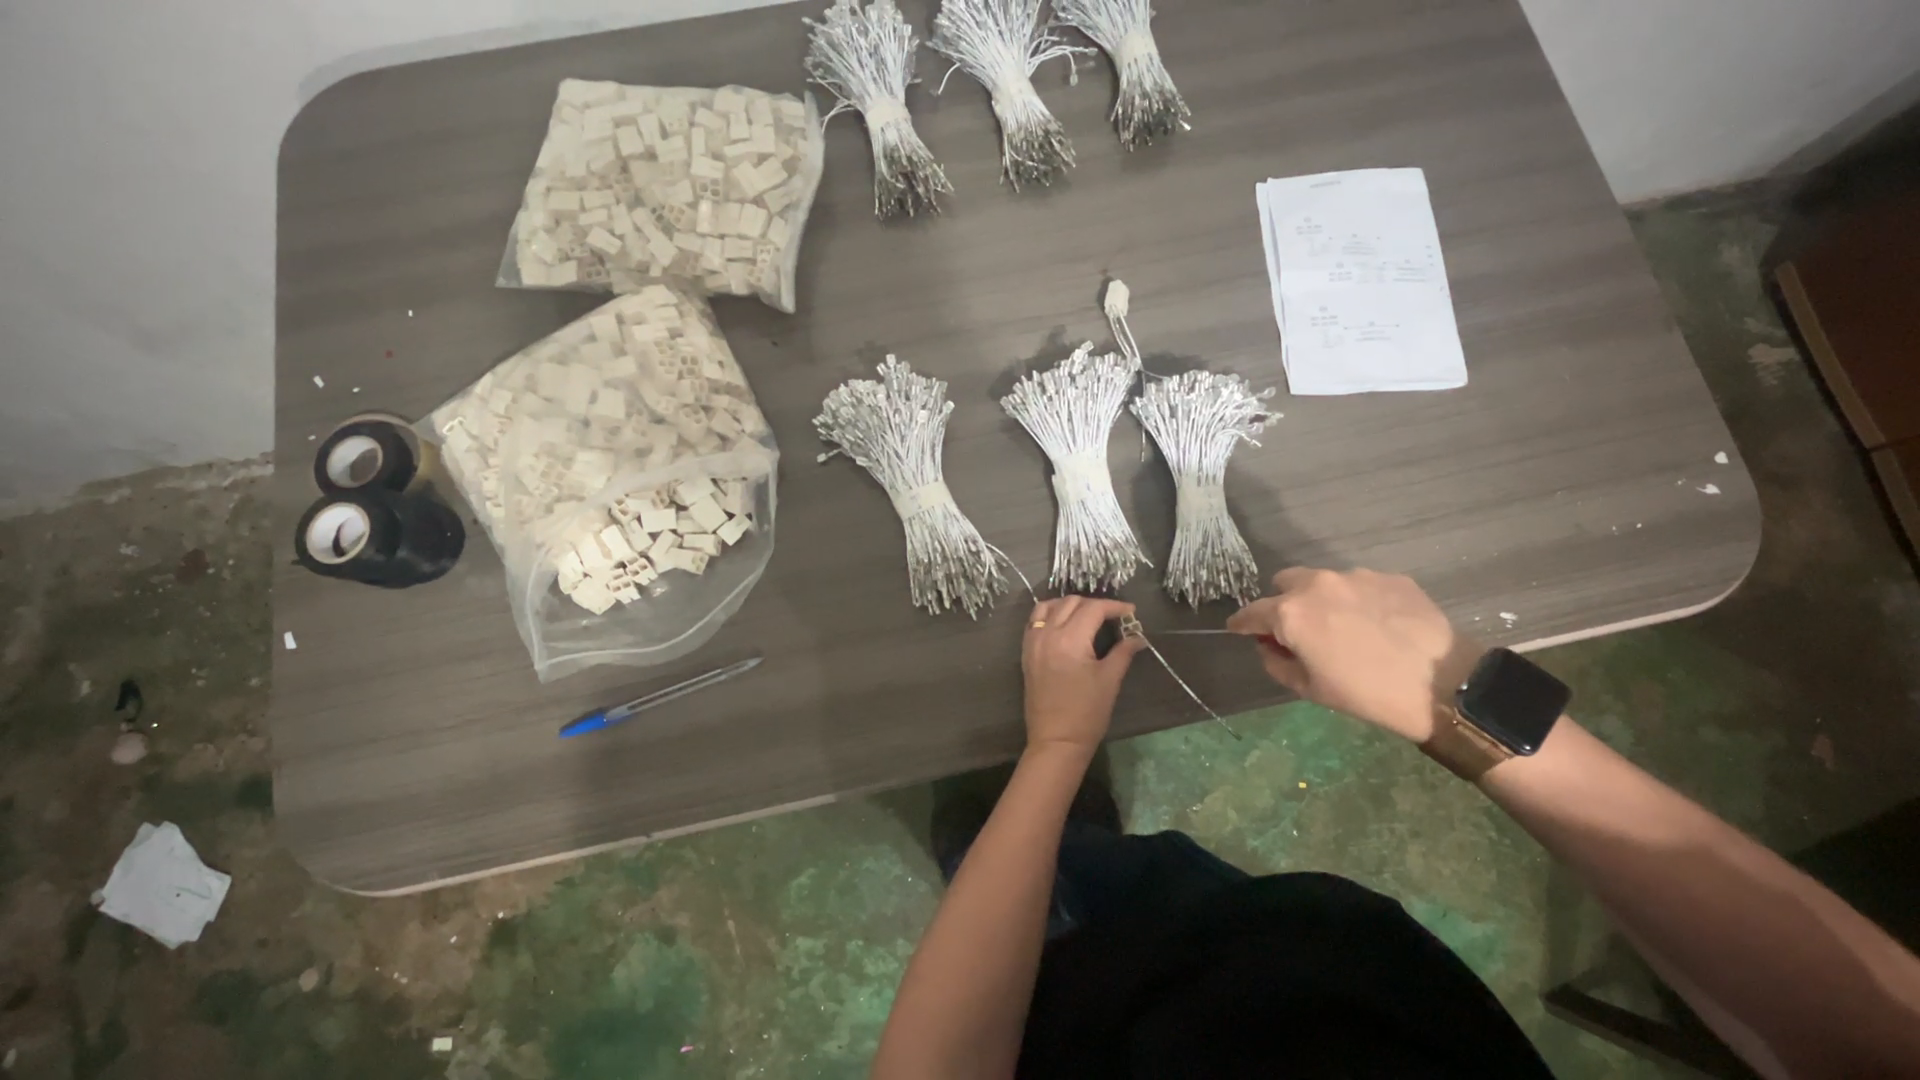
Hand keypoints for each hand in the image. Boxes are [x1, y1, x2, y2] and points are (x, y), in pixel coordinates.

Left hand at [1021, 596, 1145, 754]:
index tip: (1131, 612)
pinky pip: (1035, 621)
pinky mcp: (1027, 652)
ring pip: (1049, 607)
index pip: (1093, 609)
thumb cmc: (1087, 713)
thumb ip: (1123, 652)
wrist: (1056, 740)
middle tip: (1113, 617)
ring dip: (1070, 605)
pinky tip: (1064, 624)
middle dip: (1094, 605)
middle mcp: (1047, 634)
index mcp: (1070, 640)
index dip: (1115, 607)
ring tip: (1088, 617)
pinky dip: (1050, 614)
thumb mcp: (1110, 680)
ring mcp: (1033, 642)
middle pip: (1071, 603)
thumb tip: (1137, 636)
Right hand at [1226, 568, 1480, 742]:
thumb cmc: (1366, 693)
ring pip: (1324, 581)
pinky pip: (1361, 585)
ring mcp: (1356, 576)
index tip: (1239, 630)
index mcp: (1291, 612)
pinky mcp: (1391, 577)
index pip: (1252, 612)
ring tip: (1344, 627)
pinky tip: (1377, 625)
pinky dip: (1358, 600)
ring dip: (1323, 599)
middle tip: (1300, 631)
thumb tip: (1269, 646)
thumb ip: (1277, 663)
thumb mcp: (1310, 689)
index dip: (1242, 624)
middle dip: (1284, 603)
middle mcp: (1318, 584)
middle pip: (1285, 583)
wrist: (1443, 684)